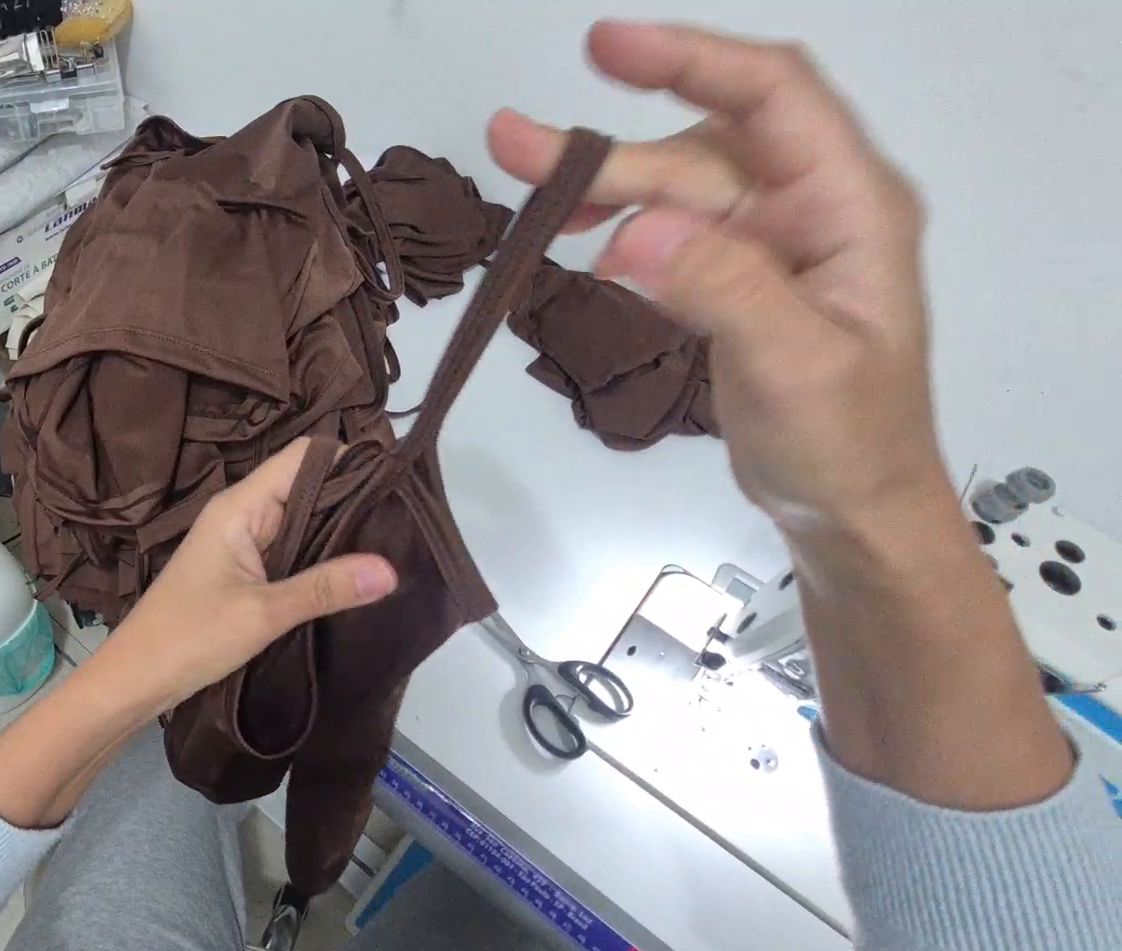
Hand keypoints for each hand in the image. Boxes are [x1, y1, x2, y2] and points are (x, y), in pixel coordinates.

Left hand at [90, 438, 398, 717]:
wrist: (137, 677)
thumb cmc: (189, 637)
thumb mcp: (263, 613)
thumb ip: (325, 587)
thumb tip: (392, 569)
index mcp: (240, 507)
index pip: (302, 457)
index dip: (348, 460)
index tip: (396, 484)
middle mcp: (242, 513)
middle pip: (306, 486)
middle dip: (352, 499)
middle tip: (406, 522)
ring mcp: (241, 542)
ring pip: (301, 521)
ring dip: (338, 532)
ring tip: (392, 546)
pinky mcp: (243, 570)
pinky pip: (290, 549)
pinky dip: (319, 556)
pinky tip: (352, 574)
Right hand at [488, 21, 947, 536]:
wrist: (845, 499)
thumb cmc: (842, 437)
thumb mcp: (791, 362)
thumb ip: (722, 287)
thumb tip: (628, 231)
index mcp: (845, 205)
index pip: (769, 99)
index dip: (688, 60)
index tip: (601, 49)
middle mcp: (804, 209)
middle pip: (694, 153)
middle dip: (604, 151)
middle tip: (508, 147)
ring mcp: (764, 248)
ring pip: (673, 194)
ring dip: (604, 192)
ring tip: (534, 210)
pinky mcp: (729, 284)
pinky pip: (667, 239)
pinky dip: (620, 236)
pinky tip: (584, 250)